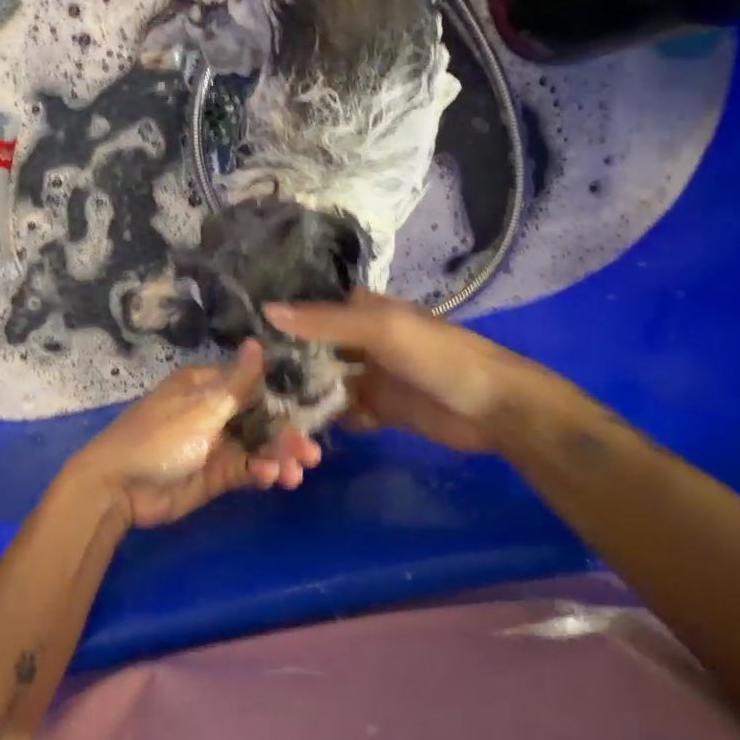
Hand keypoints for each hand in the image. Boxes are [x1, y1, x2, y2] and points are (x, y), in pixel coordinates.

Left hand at [67, 340, 323, 527]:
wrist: (119, 487)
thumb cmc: (158, 437)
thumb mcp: (201, 408)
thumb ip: (237, 383)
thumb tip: (257, 341)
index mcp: (204, 385)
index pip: (251, 382)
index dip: (283, 393)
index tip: (318, 403)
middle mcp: (212, 410)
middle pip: (261, 417)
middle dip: (288, 433)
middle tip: (312, 451)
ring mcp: (215, 444)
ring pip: (258, 446)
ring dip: (281, 456)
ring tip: (297, 470)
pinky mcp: (216, 474)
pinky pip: (247, 469)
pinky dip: (263, 472)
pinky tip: (275, 478)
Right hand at [264, 289, 564, 452]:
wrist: (496, 409)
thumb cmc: (438, 356)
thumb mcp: (379, 329)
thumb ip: (323, 322)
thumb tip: (265, 310)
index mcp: (362, 309)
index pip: (310, 310)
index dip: (280, 321)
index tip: (243, 336)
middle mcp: (360, 340)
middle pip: (312, 350)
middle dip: (286, 364)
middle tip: (248, 383)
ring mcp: (370, 376)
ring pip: (324, 384)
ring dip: (304, 397)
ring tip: (270, 412)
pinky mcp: (380, 410)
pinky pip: (344, 414)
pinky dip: (331, 421)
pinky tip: (311, 430)